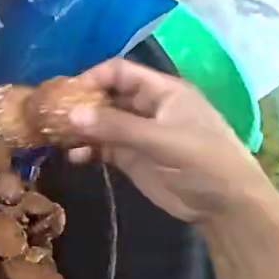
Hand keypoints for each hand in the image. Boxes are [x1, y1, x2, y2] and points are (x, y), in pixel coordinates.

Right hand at [60, 59, 275, 225]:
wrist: (226, 206)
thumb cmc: (203, 162)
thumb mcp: (161, 140)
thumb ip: (116, 126)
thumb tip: (71, 115)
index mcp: (162, 91)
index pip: (120, 72)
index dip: (93, 77)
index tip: (67, 93)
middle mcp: (147, 107)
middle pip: (106, 95)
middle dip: (81, 103)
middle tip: (52, 114)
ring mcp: (138, 132)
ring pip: (101, 122)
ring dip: (80, 128)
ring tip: (57, 136)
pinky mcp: (131, 157)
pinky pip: (102, 146)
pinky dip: (86, 149)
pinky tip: (73, 157)